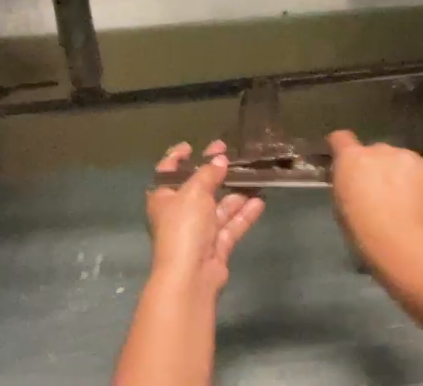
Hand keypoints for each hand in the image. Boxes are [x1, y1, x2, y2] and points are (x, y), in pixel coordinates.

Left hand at [145, 140, 265, 292]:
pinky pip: (230, 226)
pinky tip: (259, 201)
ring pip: (217, 208)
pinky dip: (243, 214)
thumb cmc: (184, 226)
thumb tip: (219, 160)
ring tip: (253, 176)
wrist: (190, 276)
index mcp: (163, 198)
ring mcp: (198, 232)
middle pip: (197, 188)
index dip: (177, 158)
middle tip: (229, 155)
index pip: (167, 172)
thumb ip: (208, 173)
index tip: (190, 146)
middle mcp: (179, 213)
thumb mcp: (194, 191)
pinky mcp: (215, 247)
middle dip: (213, 172)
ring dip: (234, 194)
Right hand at [327, 130, 422, 265]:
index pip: (341, 138)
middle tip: (381, 193)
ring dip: (400, 174)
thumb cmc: (365, 233)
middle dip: (377, 167)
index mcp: (352, 158)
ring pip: (401, 161)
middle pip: (375, 152)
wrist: (407, 245)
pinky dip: (421, 184)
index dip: (342, 147)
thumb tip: (354, 182)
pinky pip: (422, 172)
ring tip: (406, 202)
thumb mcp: (342, 208)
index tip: (344, 160)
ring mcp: (408, 156)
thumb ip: (346, 185)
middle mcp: (380, 149)